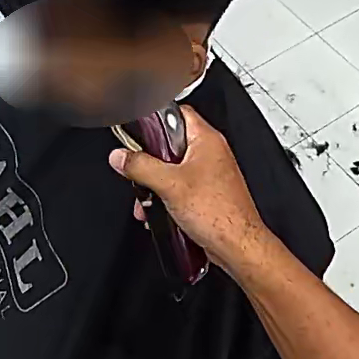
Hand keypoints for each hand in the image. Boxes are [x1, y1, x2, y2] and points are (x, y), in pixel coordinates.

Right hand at [108, 105, 273, 270]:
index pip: (177, 113)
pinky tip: (158, 211)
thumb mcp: (169, 185)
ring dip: (155, 184)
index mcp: (206, 140)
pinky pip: (180, 188)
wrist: (237, 245)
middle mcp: (210, 154)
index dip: (155, 118)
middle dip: (150, 161)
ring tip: (147, 198)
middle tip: (140, 171)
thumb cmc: (219, 214)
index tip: (137, 130)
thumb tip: (121, 156)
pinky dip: (166, 198)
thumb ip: (140, 166)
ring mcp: (210, 175)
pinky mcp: (207, 194)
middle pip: (170, 144)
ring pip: (173, 169)